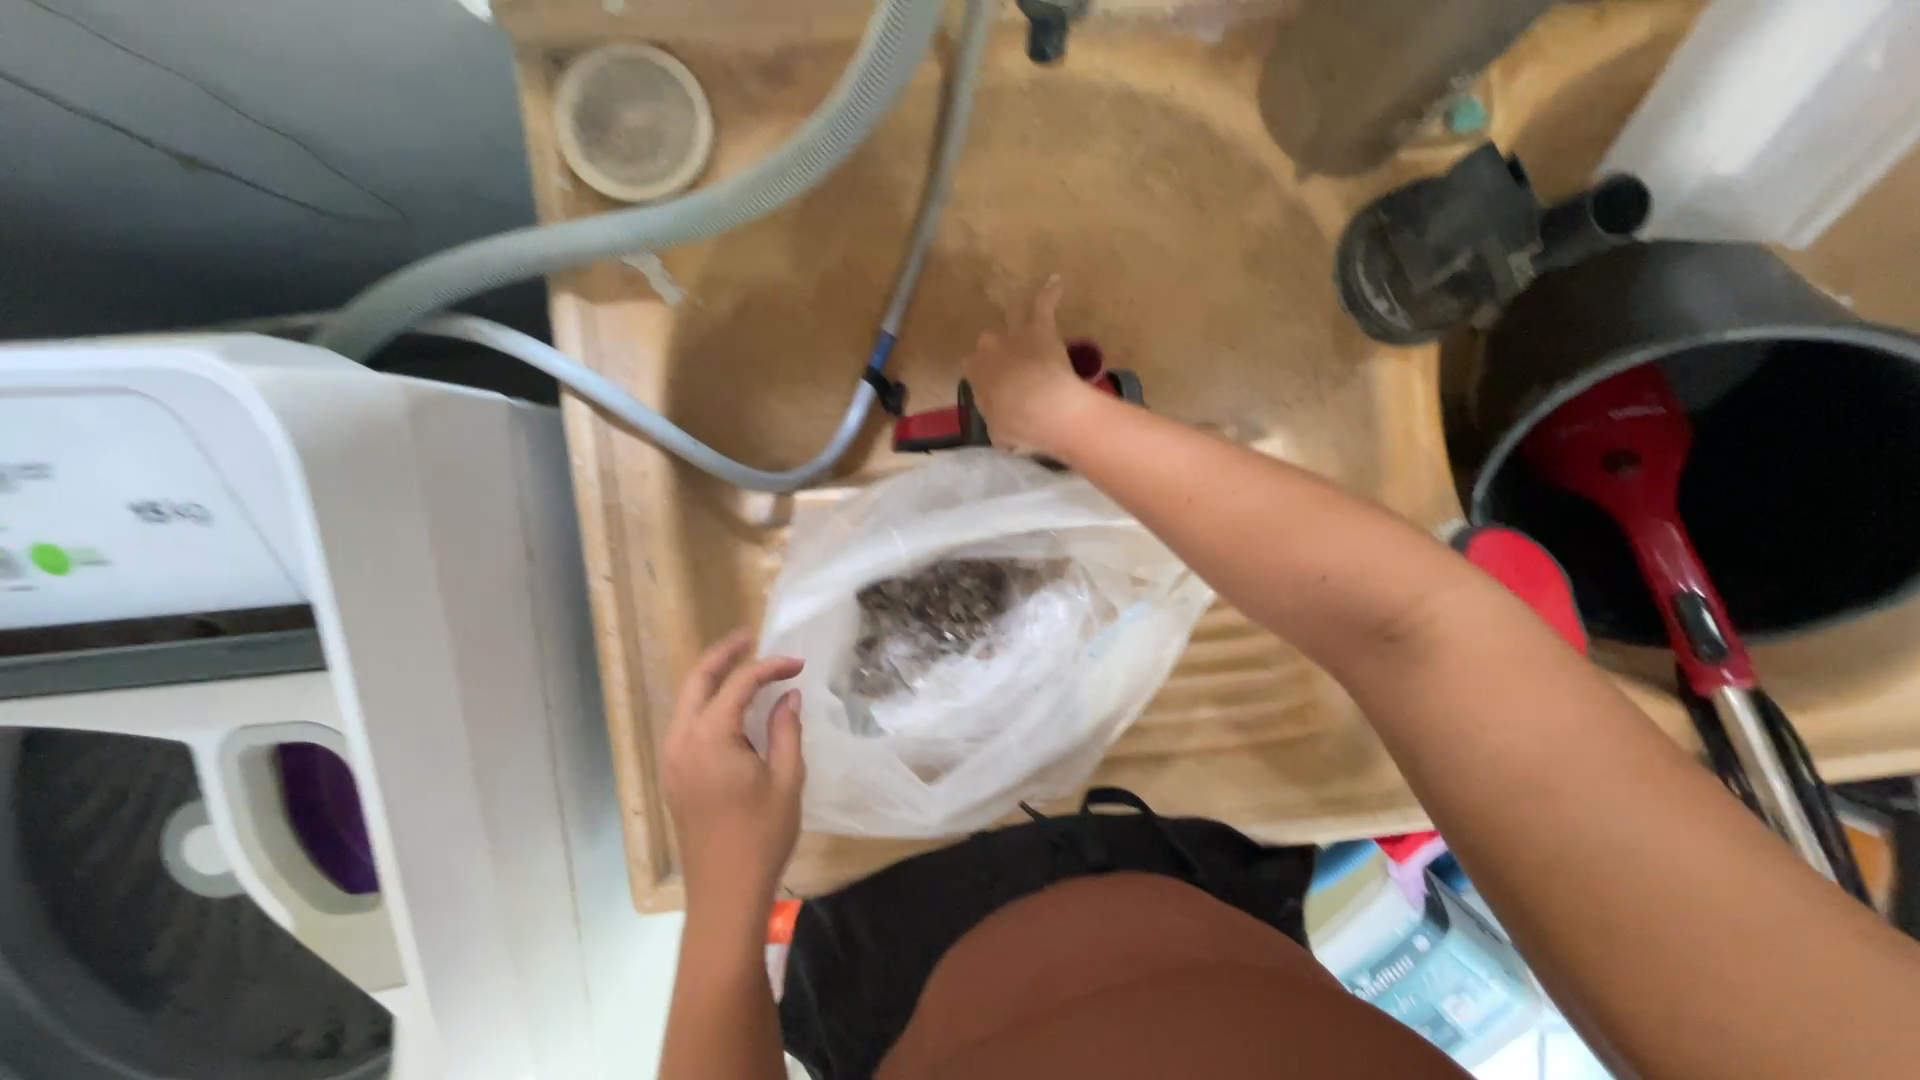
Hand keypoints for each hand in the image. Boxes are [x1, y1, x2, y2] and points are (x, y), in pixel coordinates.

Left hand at [662, 628, 805, 918]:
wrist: (724, 892)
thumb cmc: (762, 836)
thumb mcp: (786, 779)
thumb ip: (785, 730)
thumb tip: (788, 697)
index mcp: (710, 738)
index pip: (739, 684)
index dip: (770, 667)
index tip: (798, 664)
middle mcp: (681, 741)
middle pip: (697, 681)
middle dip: (723, 654)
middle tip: (750, 637)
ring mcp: (672, 760)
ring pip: (686, 703)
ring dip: (711, 679)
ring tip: (742, 667)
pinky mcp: (673, 777)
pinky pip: (685, 725)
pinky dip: (705, 706)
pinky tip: (730, 710)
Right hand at [963, 275, 1099, 454]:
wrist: (1043, 408)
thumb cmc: (1017, 425)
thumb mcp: (999, 433)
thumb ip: (998, 426)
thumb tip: (1002, 433)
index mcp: (976, 373)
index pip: (971, 367)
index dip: (982, 375)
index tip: (992, 386)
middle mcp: (990, 349)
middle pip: (988, 342)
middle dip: (997, 350)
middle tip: (1011, 365)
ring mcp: (1015, 335)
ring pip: (1011, 317)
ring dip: (1016, 313)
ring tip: (1020, 310)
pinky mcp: (1040, 328)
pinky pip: (1043, 303)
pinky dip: (1050, 293)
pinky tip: (1056, 282)